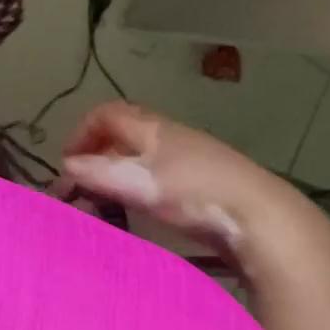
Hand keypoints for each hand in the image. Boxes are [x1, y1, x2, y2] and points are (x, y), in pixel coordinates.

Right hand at [62, 103, 329, 329]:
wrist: (262, 216)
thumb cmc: (195, 191)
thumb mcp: (140, 182)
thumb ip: (101, 174)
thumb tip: (67, 167)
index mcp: (151, 127)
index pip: (107, 113)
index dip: (82, 131)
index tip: (67, 162)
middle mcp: (170, 135)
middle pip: (125, 134)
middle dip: (99, 155)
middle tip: (83, 188)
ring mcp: (192, 158)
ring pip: (145, 157)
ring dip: (122, 175)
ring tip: (110, 205)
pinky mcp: (208, 184)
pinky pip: (164, 177)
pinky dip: (144, 189)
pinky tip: (148, 215)